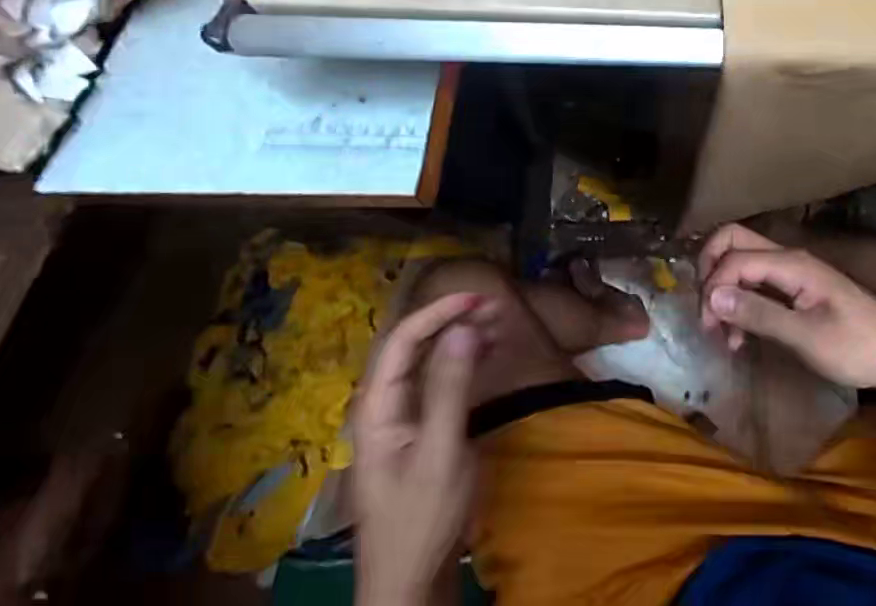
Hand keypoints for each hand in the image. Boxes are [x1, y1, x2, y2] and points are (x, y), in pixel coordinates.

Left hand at [352, 293, 496, 604]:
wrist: (411, 582)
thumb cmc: (423, 517)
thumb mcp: (442, 451)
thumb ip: (451, 387)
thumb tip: (464, 328)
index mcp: (377, 408)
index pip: (401, 341)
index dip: (436, 312)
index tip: (477, 298)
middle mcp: (384, 407)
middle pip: (411, 348)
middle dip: (450, 320)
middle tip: (495, 307)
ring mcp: (401, 421)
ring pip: (426, 363)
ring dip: (458, 338)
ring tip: (497, 322)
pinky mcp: (419, 433)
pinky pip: (437, 384)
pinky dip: (462, 363)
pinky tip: (485, 355)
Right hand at [697, 224, 875, 388]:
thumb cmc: (858, 347)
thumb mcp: (807, 337)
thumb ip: (760, 314)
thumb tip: (712, 294)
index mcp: (793, 264)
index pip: (734, 258)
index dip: (712, 288)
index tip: (710, 328)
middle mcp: (790, 259)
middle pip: (734, 242)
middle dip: (711, 272)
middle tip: (709, 316)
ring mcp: (794, 273)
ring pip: (743, 262)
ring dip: (724, 290)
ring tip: (725, 336)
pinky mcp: (797, 290)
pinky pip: (757, 282)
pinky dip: (740, 301)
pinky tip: (742, 336)